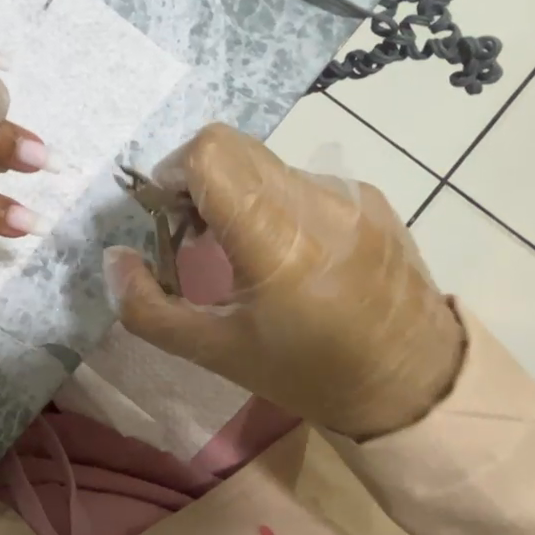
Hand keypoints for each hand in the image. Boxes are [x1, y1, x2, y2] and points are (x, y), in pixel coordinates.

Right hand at [102, 124, 465, 438]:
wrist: (419, 387)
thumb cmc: (308, 372)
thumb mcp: (212, 352)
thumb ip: (146, 307)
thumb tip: (115, 258)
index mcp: (275, 237)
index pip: (208, 153)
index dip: (171, 173)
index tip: (167, 216)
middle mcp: (315, 200)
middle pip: (229, 146)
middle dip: (194, 178)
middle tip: (193, 230)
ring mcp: (349, 195)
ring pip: (262, 161)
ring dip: (233, 189)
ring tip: (240, 245)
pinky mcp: (372, 200)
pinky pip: (299, 179)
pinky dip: (273, 200)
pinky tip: (287, 251)